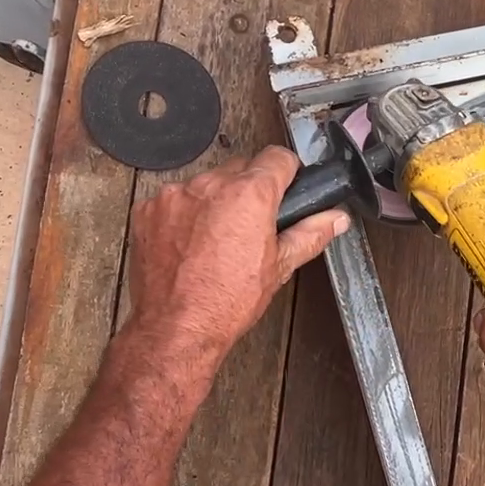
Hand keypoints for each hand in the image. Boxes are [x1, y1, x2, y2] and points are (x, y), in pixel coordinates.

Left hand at [125, 146, 347, 362]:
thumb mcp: (279, 267)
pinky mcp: (149, 210)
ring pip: (206, 184)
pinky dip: (184, 216)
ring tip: (218, 242)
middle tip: (253, 226)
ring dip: (215, 202)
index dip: (287, 173)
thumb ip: (311, 234)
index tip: (286, 187)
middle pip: (240, 168)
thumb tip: (335, 219)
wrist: (177, 327)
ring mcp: (175, 196)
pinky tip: (191, 246)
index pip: (277, 157)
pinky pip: (175, 201)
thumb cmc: (225, 302)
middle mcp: (210, 186)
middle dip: (249, 190)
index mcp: (249, 195)